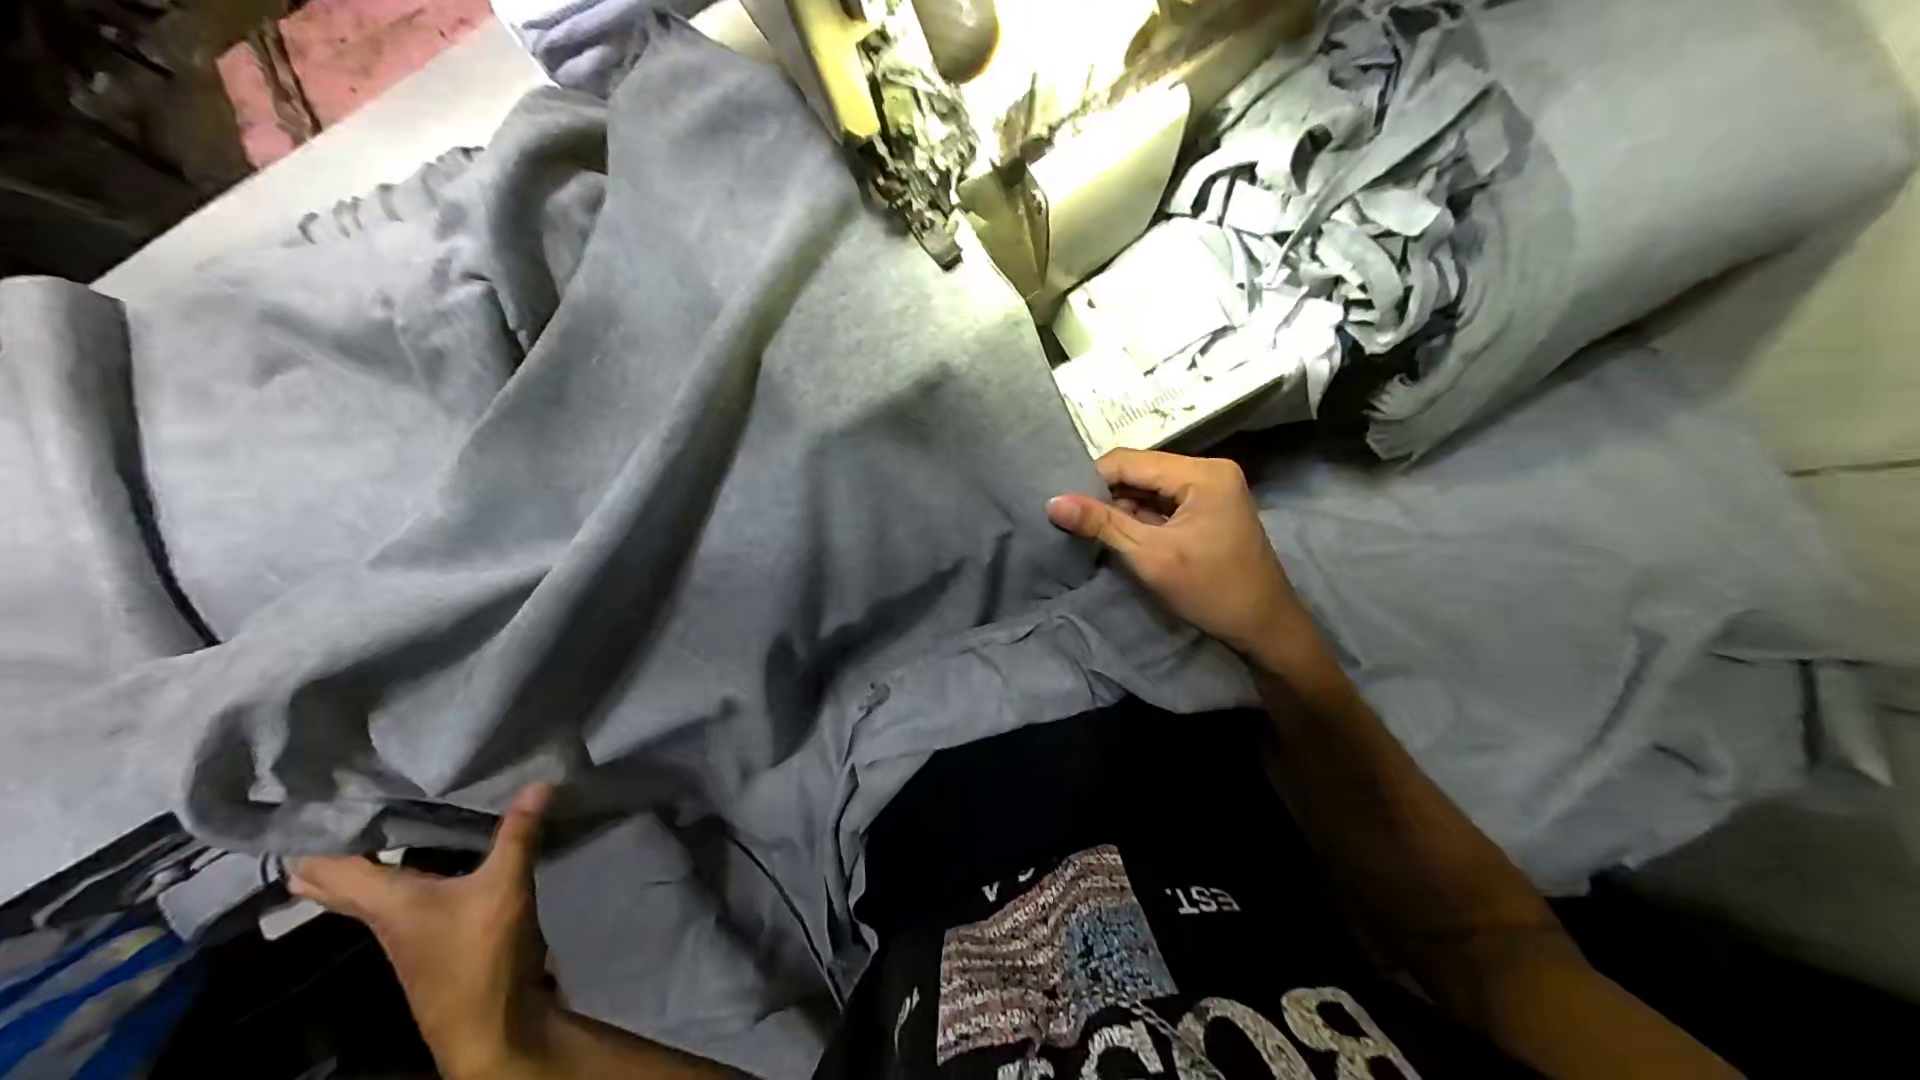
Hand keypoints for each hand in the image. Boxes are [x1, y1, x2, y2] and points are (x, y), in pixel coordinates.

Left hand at [290, 785, 556, 1079]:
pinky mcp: (433, 938)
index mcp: (387, 902)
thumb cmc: (480, 954)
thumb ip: (519, 834)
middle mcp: (386, 916)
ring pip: (373, 889)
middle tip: (332, 807)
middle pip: (341, 884)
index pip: (331, 868)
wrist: (490, 1024)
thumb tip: (540, 781)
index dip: (315, 837)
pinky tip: (431, 857)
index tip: (305, 801)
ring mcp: (408, 932)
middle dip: (330, 851)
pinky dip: (407, 872)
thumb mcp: (504, 886)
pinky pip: (408, 894)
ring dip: (369, 861)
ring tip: (380, 819)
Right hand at [1047, 449, 1311, 663]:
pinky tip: (1121, 536)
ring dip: (1122, 509)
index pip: (1129, 461)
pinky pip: (1163, 502)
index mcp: (1202, 473)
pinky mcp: (1209, 507)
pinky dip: (1141, 518)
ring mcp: (1212, 488)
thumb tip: (1051, 502)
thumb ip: (1101, 524)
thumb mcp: (1150, 557)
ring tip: (1095, 532)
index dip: (1092, 481)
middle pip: (1139, 471)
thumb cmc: (1211, 591)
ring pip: (1148, 488)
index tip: (1063, 506)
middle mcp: (1208, 470)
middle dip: (1106, 496)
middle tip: (1075, 522)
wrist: (1265, 627)